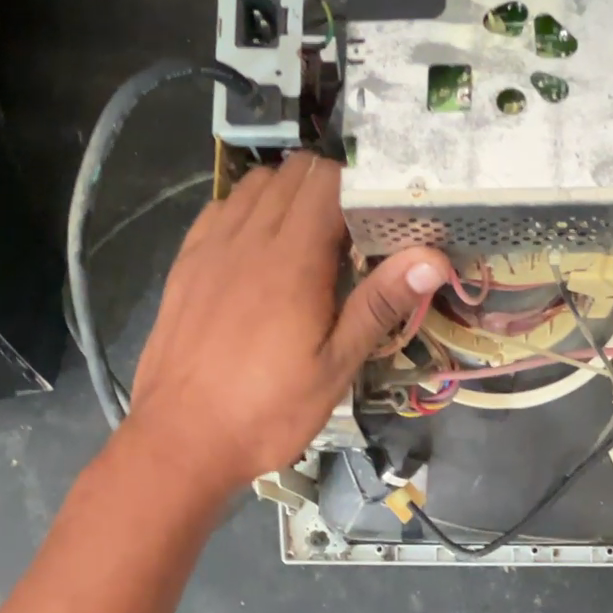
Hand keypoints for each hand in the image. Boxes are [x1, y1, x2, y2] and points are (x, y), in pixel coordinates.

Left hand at [124, 153, 450, 484]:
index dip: (360, 189)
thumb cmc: (269, 412)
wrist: (181, 440)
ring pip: (255, 184)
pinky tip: (260, 251)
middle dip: (329, 187)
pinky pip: (221, 209)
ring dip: (288, 195)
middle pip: (293, 173)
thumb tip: (431, 259)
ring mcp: (210, 248)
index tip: (380, 218)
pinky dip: (248, 211)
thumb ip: (379, 304)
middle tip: (352, 231)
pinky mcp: (185, 264)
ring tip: (309, 239)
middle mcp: (248, 238)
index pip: (328, 182)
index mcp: (292, 260)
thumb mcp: (335, 367)